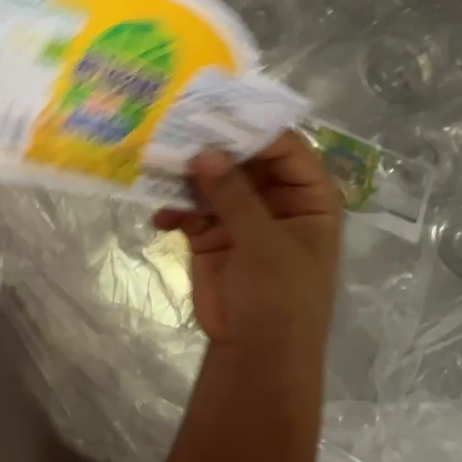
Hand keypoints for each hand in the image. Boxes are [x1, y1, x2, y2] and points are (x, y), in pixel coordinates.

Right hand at [150, 132, 342, 366]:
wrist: (257, 351)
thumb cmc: (281, 297)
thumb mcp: (265, 244)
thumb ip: (235, 196)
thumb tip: (204, 151)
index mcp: (308, 196)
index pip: (284, 148)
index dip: (251, 128)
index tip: (212, 111)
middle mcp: (274, 199)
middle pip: (242, 160)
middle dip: (210, 148)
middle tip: (172, 128)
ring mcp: (240, 217)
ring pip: (210, 181)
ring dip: (184, 176)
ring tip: (154, 165)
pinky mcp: (210, 235)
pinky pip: (188, 209)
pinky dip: (172, 209)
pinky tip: (158, 217)